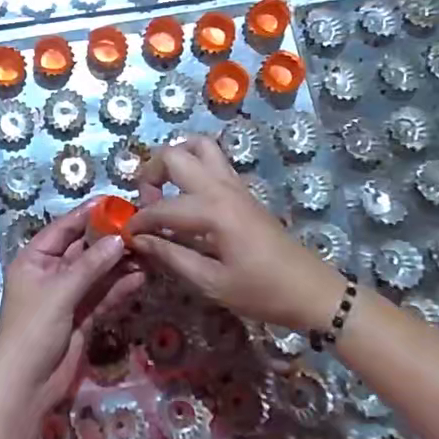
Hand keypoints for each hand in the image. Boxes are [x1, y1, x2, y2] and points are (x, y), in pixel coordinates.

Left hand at [0, 199, 144, 415]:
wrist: (27, 386)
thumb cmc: (33, 330)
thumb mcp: (60, 292)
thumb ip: (90, 266)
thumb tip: (118, 240)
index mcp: (34, 259)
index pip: (64, 229)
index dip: (87, 215)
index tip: (115, 202)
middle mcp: (50, 272)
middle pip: (83, 249)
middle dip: (109, 239)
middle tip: (140, 227)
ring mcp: (67, 296)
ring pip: (97, 273)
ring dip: (119, 264)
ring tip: (148, 250)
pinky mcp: (82, 317)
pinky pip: (103, 295)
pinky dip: (120, 287)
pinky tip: (141, 277)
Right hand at [127, 136, 343, 328]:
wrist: (312, 291)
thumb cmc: (262, 292)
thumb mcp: (211, 283)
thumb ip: (171, 257)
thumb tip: (139, 241)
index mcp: (213, 211)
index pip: (161, 208)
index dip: (138, 222)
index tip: (126, 236)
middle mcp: (221, 188)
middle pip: (174, 155)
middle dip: (150, 174)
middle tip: (146, 204)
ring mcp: (234, 184)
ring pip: (198, 145)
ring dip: (174, 159)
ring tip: (164, 188)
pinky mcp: (242, 189)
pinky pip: (212, 160)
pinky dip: (192, 165)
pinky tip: (186, 195)